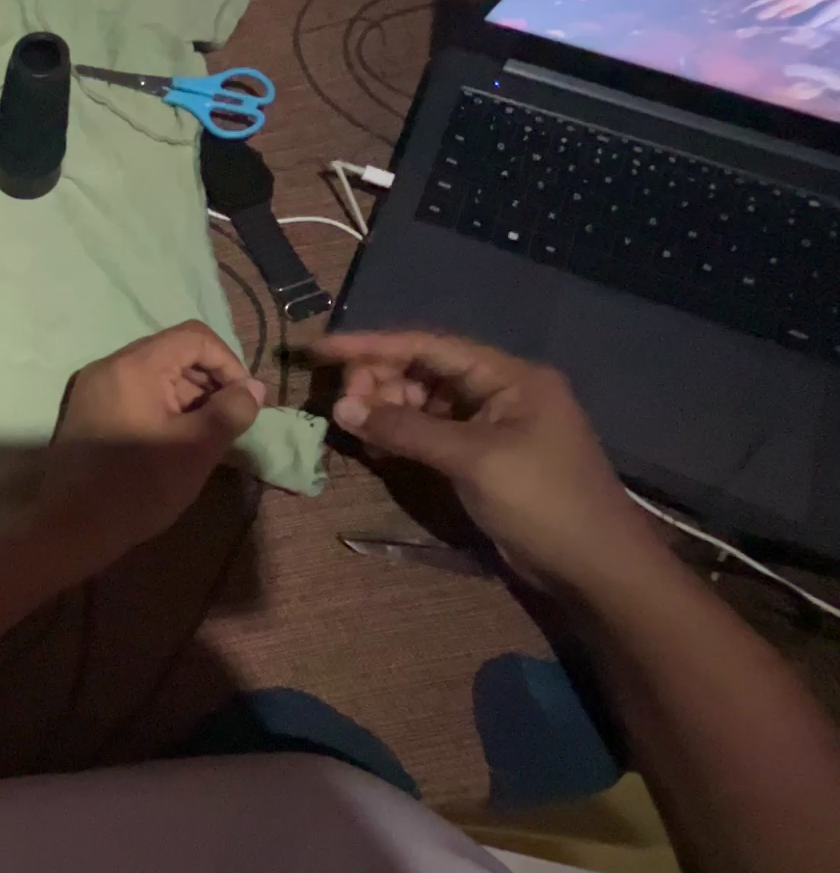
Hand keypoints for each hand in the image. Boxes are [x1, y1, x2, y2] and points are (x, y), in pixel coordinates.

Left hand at [42, 320, 264, 546]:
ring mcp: (93, 386)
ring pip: (153, 371)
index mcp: (134, 366)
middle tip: (227, 420)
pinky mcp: (87, 407)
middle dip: (208, 379)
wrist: (73, 524)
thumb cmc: (138, 486)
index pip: (193, 337)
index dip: (228, 362)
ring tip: (204, 434)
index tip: (244, 400)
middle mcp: (108, 366)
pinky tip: (174, 437)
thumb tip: (253, 387)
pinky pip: (132, 390)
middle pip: (171, 350)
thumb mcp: (195, 449)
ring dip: (186, 394)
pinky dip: (160, 403)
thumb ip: (230, 411)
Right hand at [314, 330, 666, 592]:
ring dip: (380, 409)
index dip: (369, 345)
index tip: (319, 349)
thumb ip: (403, 429)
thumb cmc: (544, 503)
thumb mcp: (471, 460)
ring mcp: (485, 422)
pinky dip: (393, 433)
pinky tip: (370, 445)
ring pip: (415, 399)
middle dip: (374, 381)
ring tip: (351, 427)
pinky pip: (421, 428)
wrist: (596, 572)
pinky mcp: (474, 452)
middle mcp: (496, 390)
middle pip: (417, 369)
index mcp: (509, 377)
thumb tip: (340, 407)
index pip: (426, 346)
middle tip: (341, 406)